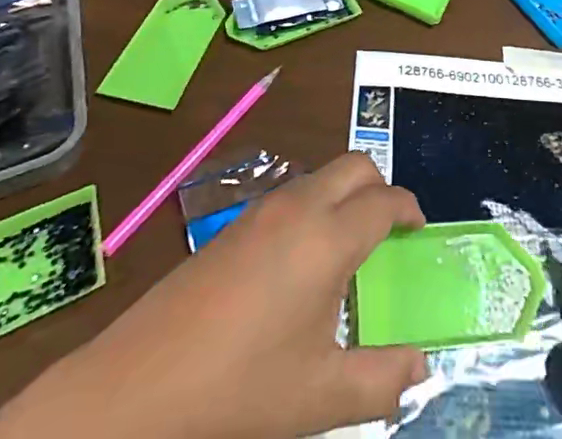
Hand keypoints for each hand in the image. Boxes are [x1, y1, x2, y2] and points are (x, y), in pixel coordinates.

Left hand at [0, 152, 428, 438]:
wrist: (141, 381)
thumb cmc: (242, 386)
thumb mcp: (324, 395)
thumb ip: (384, 381)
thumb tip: (419, 368)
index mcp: (326, 239)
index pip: (382, 201)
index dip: (408, 208)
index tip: (419, 227)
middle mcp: (295, 209)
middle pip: (352, 165)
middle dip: (380, 185)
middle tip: (391, 227)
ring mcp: (258, 212)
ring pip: (318, 176)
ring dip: (344, 194)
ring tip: (351, 247)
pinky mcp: (230, 225)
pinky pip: (289, 195)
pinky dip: (313, 207)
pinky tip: (303, 262)